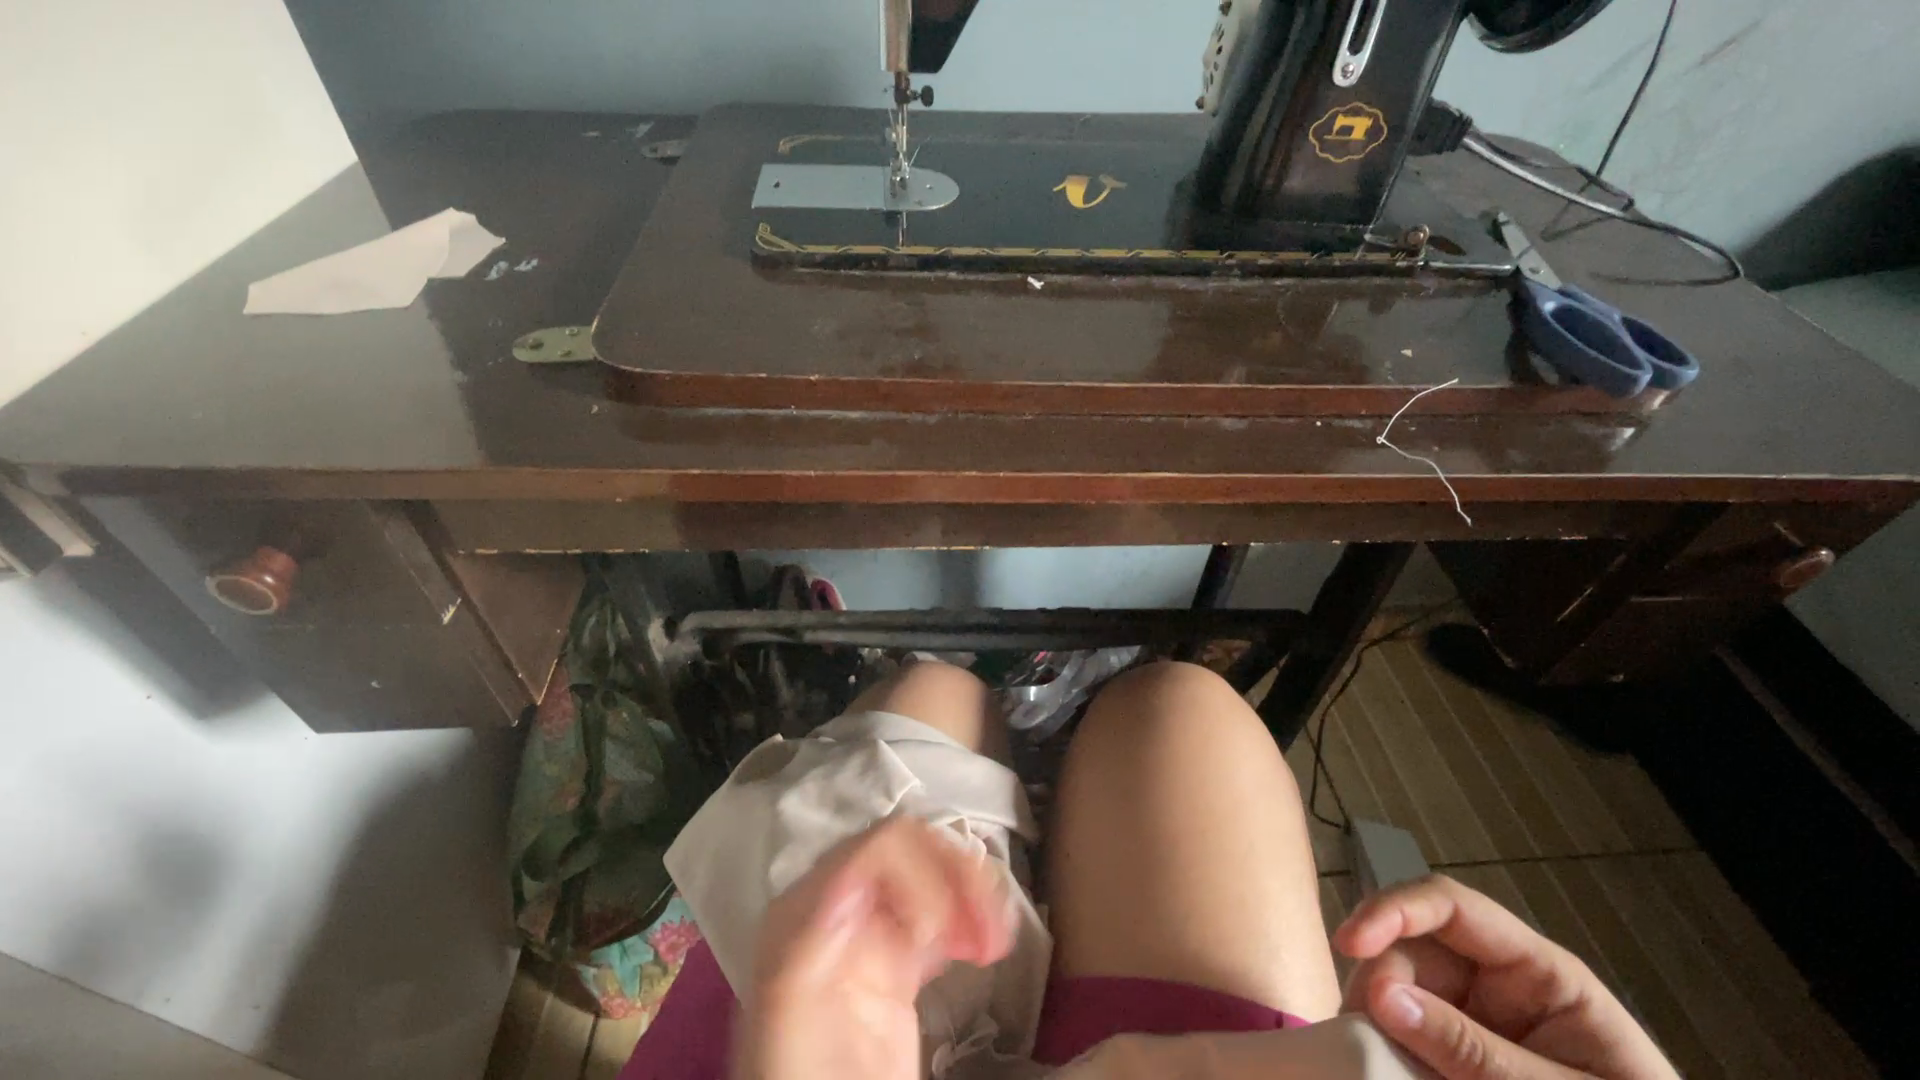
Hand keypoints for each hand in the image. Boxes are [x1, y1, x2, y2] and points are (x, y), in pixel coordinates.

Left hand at [734, 817, 1014, 1079]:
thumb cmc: (797, 1070)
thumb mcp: (792, 1006)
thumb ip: (812, 941)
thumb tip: (847, 883)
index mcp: (809, 905)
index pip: (875, 849)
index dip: (919, 873)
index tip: (938, 929)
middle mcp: (841, 906)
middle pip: (911, 853)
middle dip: (956, 877)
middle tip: (989, 925)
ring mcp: (873, 933)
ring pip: (933, 878)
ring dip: (973, 895)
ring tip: (997, 938)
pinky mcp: (899, 964)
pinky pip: (942, 919)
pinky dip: (972, 921)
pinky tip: (989, 947)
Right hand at [1334, 875, 1677, 1079]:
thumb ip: (1478, 1052)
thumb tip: (1380, 995)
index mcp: (1538, 971)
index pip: (1450, 906)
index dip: (1392, 910)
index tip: (1348, 944)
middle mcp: (1496, 982)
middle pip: (1410, 950)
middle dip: (1377, 984)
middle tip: (1359, 1038)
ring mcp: (1472, 1018)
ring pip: (1394, 992)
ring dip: (1373, 1023)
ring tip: (1370, 1064)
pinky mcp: (1452, 1055)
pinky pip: (1402, 1035)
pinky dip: (1383, 1050)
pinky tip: (1379, 1068)